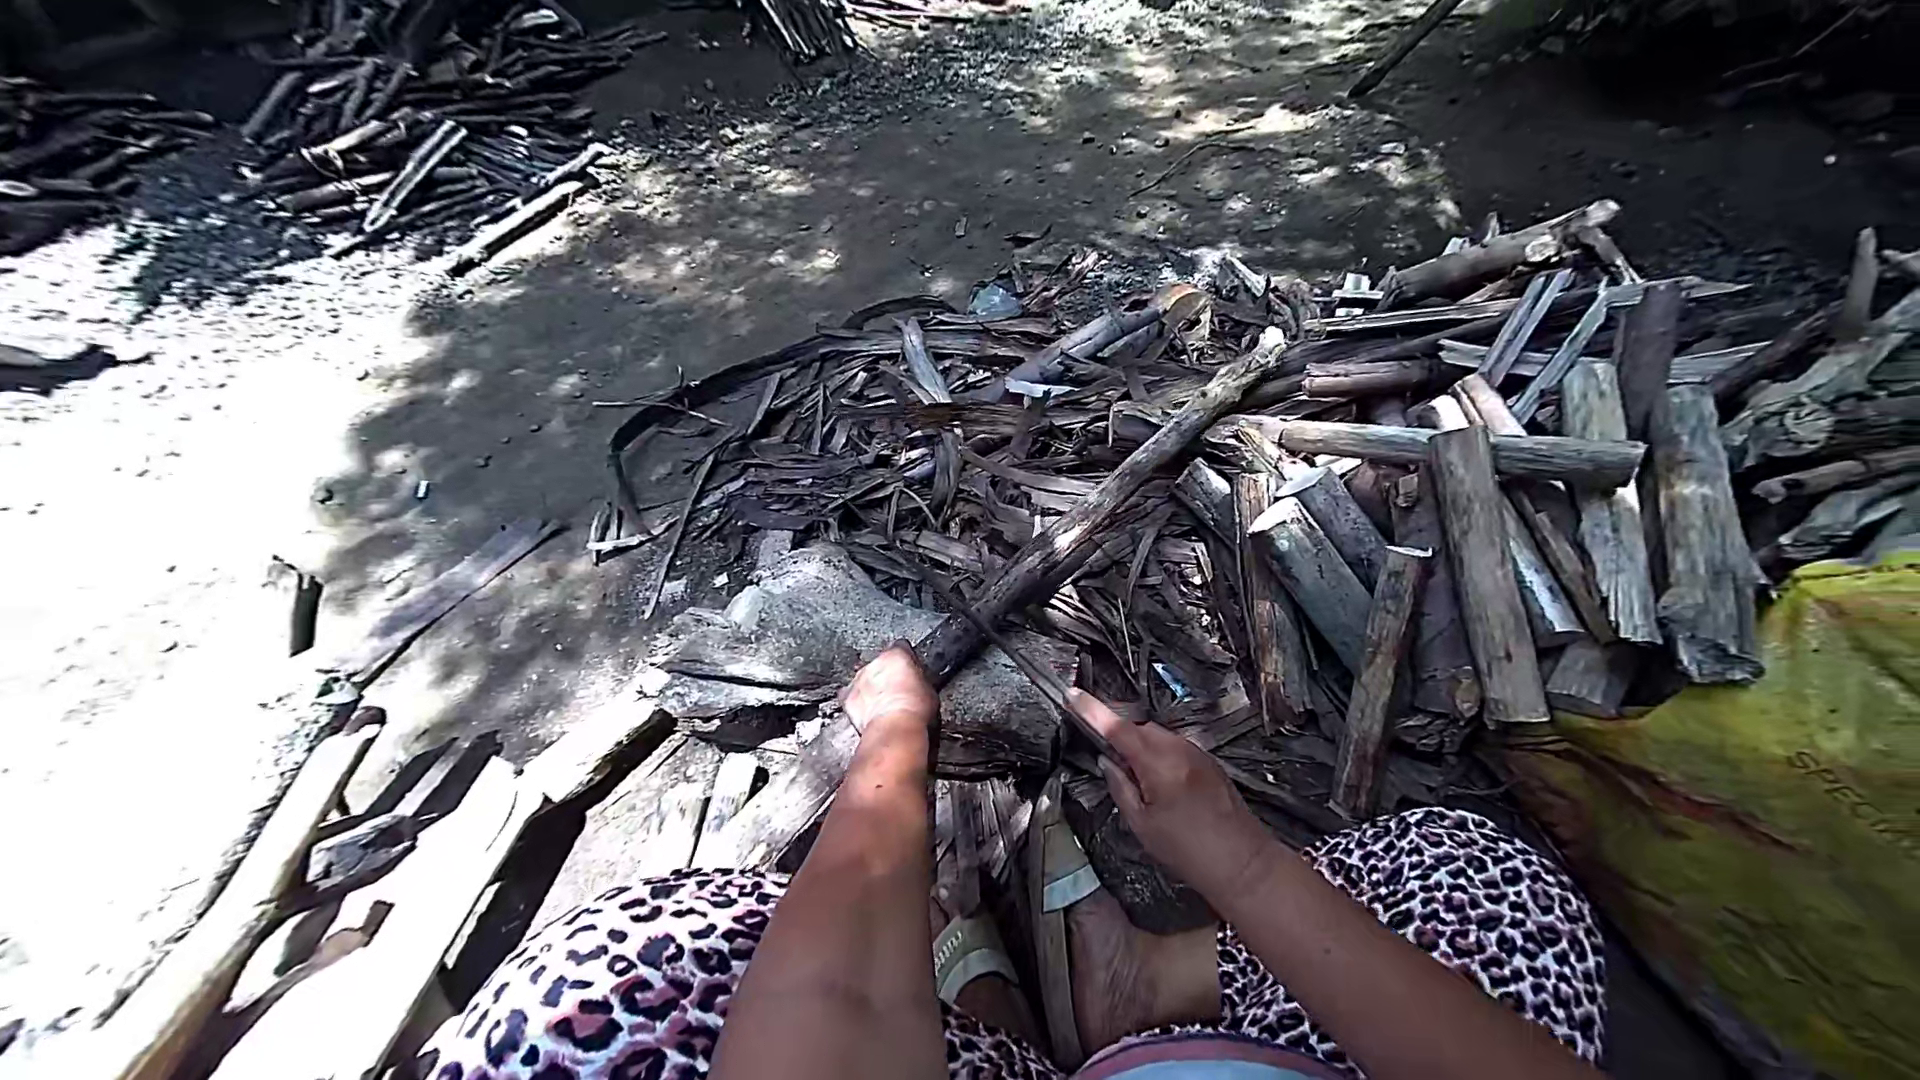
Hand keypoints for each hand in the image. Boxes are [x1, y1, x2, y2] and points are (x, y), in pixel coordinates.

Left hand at [842, 642, 938, 732]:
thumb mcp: (929, 690)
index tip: (910, 669)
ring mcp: (859, 679)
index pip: (901, 648)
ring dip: (872, 688)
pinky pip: (851, 696)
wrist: (895, 729)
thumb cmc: (914, 710)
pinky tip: (867, 712)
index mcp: (897, 654)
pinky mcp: (848, 697)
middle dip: (887, 674)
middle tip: (897, 691)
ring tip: (883, 705)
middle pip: (881, 664)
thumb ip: (920, 680)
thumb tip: (920, 686)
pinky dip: (858, 703)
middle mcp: (875, 663)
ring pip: (864, 679)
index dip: (906, 660)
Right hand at [1069, 688, 1273, 898]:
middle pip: (1137, 727)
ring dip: (1140, 747)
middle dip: (1120, 737)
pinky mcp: (1207, 759)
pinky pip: (1173, 745)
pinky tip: (1163, 785)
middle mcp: (1177, 748)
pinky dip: (1159, 754)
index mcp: (1157, 763)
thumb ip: (1119, 786)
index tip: (1071, 693)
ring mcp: (1195, 751)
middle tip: (1111, 765)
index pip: (1116, 727)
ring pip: (1155, 735)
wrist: (1245, 864)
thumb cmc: (1188, 851)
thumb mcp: (1142, 825)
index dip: (1091, 709)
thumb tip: (1106, 761)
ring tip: (1141, 784)